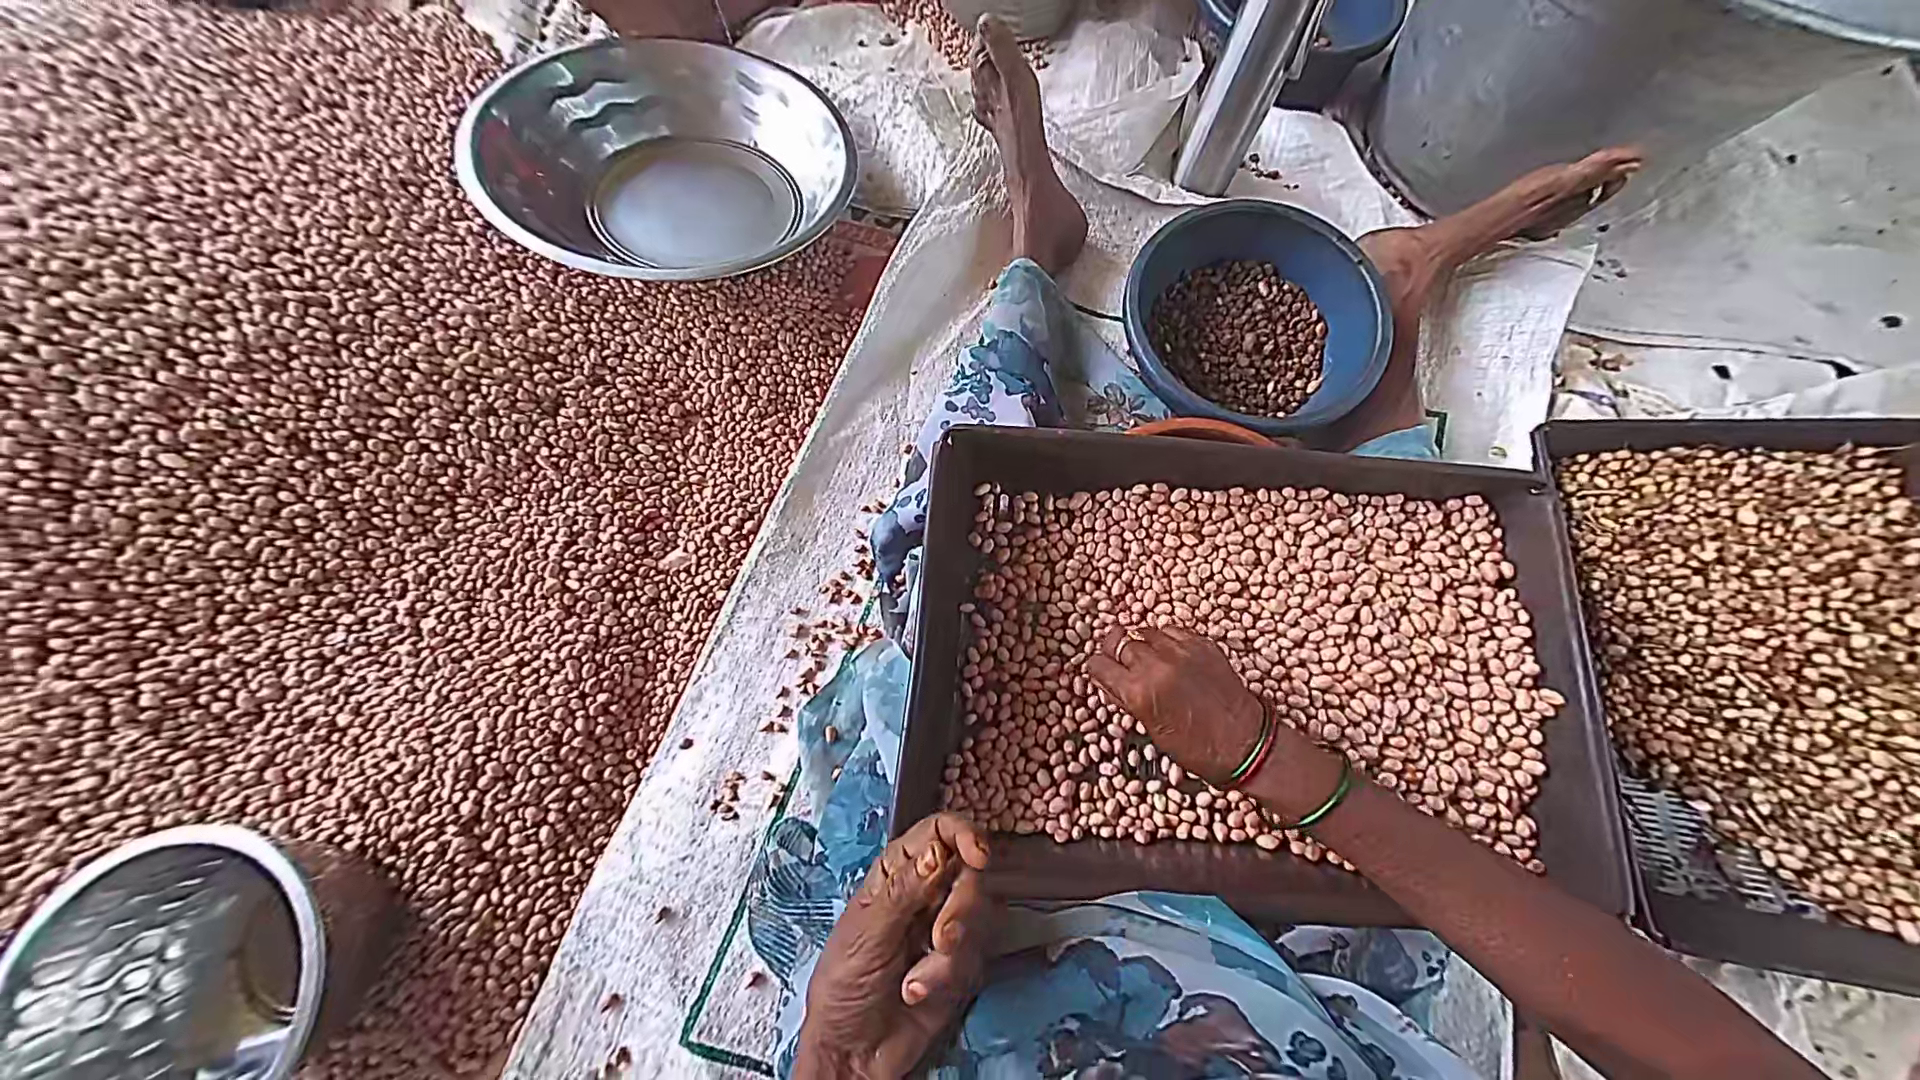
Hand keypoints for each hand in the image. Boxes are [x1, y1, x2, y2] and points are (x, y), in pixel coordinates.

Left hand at [795, 814, 994, 1079]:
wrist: (851, 1055)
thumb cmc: (844, 985)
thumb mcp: (866, 934)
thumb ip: (904, 891)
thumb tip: (937, 850)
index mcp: (896, 871)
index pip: (938, 831)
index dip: (963, 833)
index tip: (978, 854)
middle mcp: (926, 889)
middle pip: (968, 870)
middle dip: (962, 904)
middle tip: (943, 938)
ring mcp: (944, 924)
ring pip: (978, 911)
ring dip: (951, 950)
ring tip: (917, 979)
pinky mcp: (959, 961)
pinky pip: (975, 953)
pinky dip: (947, 975)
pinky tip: (917, 991)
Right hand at [1086, 625, 1342, 817]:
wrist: (1245, 744)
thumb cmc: (1197, 747)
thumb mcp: (1149, 727)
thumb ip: (1126, 697)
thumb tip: (1108, 679)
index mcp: (1137, 692)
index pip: (1098, 664)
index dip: (1096, 667)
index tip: (1099, 670)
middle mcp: (1156, 666)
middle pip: (1118, 641)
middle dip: (1115, 652)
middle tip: (1120, 662)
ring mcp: (1180, 652)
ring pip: (1143, 631)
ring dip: (1140, 643)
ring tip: (1146, 658)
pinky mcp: (1201, 644)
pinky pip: (1171, 631)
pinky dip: (1165, 640)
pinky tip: (1169, 654)